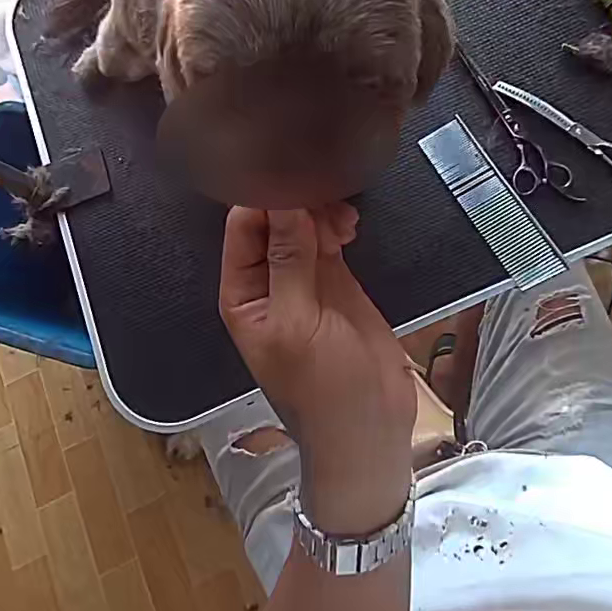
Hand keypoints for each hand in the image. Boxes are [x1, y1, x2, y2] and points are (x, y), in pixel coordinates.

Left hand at [218, 204, 414, 535]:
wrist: (369, 429)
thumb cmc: (324, 389)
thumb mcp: (299, 323)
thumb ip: (290, 261)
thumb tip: (284, 204)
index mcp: (242, 293)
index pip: (243, 229)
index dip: (265, 201)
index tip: (297, 181)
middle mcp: (267, 281)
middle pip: (273, 221)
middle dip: (297, 204)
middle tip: (328, 206)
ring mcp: (303, 279)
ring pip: (302, 226)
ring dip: (321, 213)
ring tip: (345, 223)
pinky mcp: (335, 280)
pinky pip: (328, 239)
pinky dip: (337, 226)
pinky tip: (350, 228)